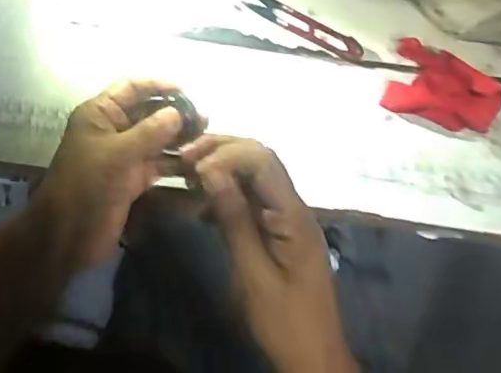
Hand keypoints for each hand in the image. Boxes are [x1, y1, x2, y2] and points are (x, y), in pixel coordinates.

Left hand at [34, 80, 191, 268]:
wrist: (68, 234)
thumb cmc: (87, 184)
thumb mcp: (117, 155)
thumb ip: (149, 133)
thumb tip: (177, 112)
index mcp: (100, 113)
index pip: (130, 87)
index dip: (156, 85)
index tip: (186, 90)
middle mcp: (112, 129)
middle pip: (147, 114)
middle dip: (174, 115)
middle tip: (205, 120)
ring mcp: (123, 155)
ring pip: (156, 141)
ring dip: (179, 141)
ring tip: (208, 142)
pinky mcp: (133, 181)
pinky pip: (158, 166)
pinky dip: (176, 166)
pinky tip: (199, 168)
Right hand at [181, 136, 355, 372]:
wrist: (315, 362)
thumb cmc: (285, 323)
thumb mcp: (255, 274)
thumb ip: (234, 219)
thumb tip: (209, 170)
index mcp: (295, 216)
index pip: (262, 160)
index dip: (226, 154)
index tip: (194, 167)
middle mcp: (294, 206)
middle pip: (259, 156)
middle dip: (221, 149)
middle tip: (185, 157)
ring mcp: (286, 215)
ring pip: (253, 170)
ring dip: (220, 163)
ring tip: (188, 169)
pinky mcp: (276, 226)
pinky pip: (250, 192)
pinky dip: (224, 185)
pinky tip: (200, 195)